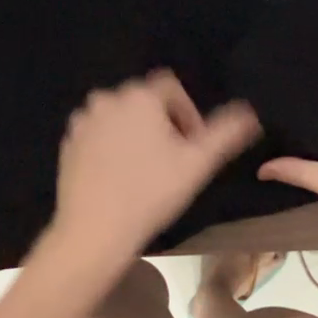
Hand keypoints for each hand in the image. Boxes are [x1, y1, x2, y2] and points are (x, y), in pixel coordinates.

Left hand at [53, 71, 260, 256]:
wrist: (95, 229)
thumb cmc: (151, 194)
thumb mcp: (198, 164)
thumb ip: (226, 133)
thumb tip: (250, 114)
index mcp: (140, 96)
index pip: (172, 88)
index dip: (188, 113)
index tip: (193, 146)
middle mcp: (107, 98)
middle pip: (145, 102)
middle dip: (163, 125)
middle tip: (173, 162)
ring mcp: (83, 121)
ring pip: (121, 119)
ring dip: (137, 136)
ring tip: (146, 171)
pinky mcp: (67, 144)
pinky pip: (98, 136)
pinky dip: (112, 149)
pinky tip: (121, 179)